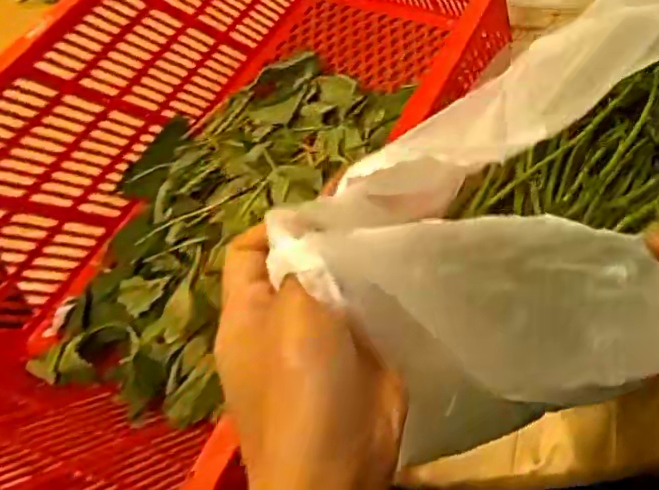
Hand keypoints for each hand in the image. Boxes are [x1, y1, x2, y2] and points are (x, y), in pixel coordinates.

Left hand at [217, 225, 404, 489]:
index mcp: (248, 313)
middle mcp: (282, 318)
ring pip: (341, 273)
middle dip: (333, 227)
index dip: (280, 222)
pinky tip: (411, 249)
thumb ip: (304, 261)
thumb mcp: (292, 315)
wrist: (338, 468)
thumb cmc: (301, 388)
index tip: (325, 204)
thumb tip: (317, 219)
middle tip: (375, 196)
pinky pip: (370, 296)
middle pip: (302, 256)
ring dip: (364, 247)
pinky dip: (386, 273)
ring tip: (400, 212)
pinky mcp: (362, 343)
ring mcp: (324, 333)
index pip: (249, 249)